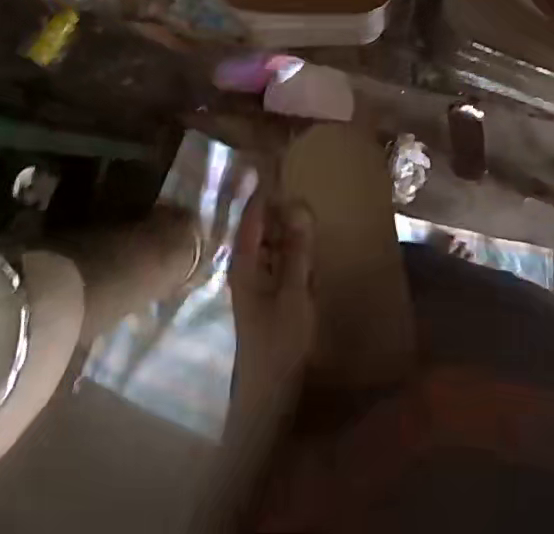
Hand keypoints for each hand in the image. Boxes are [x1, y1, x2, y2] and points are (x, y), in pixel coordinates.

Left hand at [228, 189, 315, 398]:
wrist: (267, 393)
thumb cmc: (278, 341)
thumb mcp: (294, 293)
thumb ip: (298, 249)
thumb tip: (300, 205)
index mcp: (244, 260)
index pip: (253, 212)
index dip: (267, 186)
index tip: (283, 160)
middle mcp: (244, 265)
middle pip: (261, 224)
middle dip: (281, 207)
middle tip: (304, 190)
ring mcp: (254, 280)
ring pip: (271, 241)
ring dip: (288, 230)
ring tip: (309, 216)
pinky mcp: (265, 293)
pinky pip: (278, 259)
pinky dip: (292, 251)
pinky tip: (309, 255)